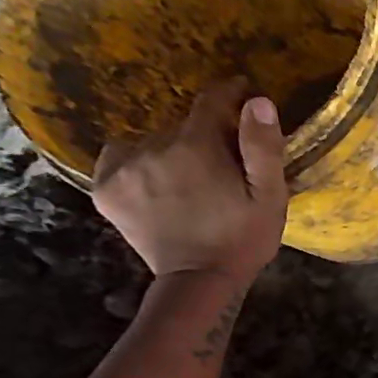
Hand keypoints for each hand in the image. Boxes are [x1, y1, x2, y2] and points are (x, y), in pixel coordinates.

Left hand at [93, 79, 288, 282]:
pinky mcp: (106, 190)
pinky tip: (152, 184)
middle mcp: (155, 147)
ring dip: (171, 152)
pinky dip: (134, 164)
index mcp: (197, 145)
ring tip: (187, 181)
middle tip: (219, 164)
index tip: (242, 98)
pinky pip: (118, 157)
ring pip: (153, 141)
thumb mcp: (270, 197)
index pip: (212, 98)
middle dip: (203, 135)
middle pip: (183, 125)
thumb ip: (263, 147)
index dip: (230, 94)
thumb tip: (257, 101)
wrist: (199, 283)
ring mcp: (125, 169)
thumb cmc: (242, 240)